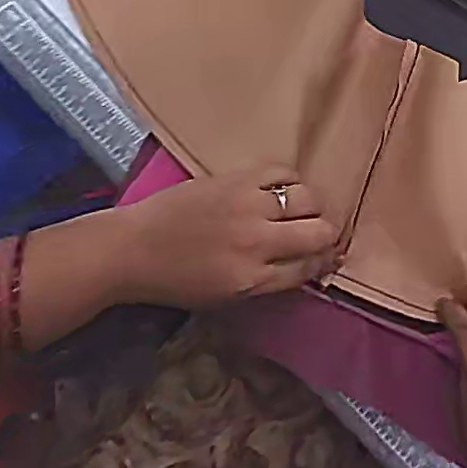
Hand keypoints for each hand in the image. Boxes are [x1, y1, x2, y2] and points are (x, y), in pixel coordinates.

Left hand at [110, 165, 340, 308]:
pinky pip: (284, 172)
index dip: (327, 260)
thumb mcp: (228, 296)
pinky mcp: (238, 178)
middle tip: (321, 232)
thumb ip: (271, 281)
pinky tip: (286, 188)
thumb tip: (310, 263)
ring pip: (308, 198)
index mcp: (254, 278)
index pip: (310, 266)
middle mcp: (258, 241)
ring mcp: (249, 205)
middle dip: (328, 233)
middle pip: (319, 231)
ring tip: (304, 209)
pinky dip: (292, 180)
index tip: (331, 255)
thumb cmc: (178, 280)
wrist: (134, 248)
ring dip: (313, 206)